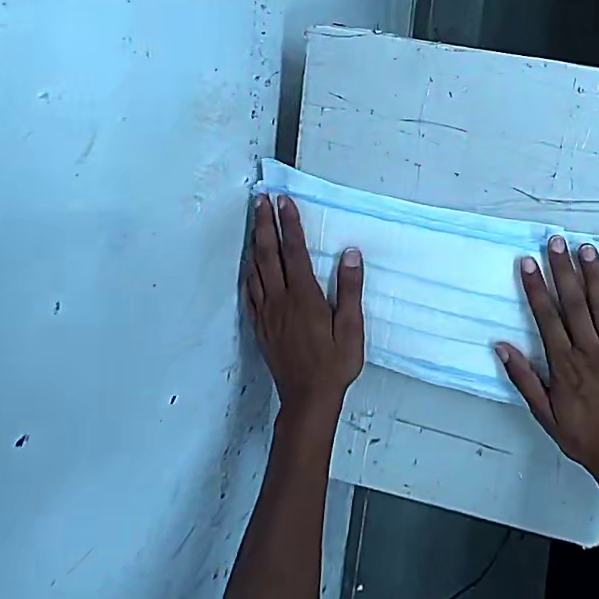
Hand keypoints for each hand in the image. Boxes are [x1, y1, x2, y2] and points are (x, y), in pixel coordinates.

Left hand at [243, 194, 364, 421]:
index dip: (289, 223)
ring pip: (256, 269)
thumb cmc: (334, 365)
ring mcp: (267, 313)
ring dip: (255, 242)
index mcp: (304, 297)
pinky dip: (247, 272)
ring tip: (254, 221)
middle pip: (269, 253)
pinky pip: (249, 293)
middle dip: (265, 223)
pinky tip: (248, 265)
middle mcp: (281, 300)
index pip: (294, 251)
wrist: (307, 399)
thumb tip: (350, 255)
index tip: (284, 201)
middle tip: (261, 199)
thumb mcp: (351, 328)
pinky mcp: (260, 326)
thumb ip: (349, 289)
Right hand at [496, 236, 598, 491]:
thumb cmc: (583, 438)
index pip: (547, 317)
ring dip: (595, 277)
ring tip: (587, 249)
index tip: (527, 262)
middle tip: (556, 241)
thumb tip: (502, 347)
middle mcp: (591, 353)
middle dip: (563, 270)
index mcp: (565, 365)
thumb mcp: (545, 415)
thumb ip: (524, 379)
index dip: (536, 288)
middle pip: (574, 304)